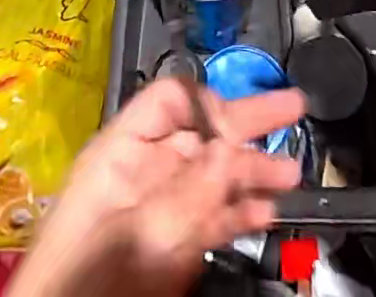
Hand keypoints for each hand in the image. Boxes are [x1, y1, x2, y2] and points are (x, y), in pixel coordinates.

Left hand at [7, 79, 304, 296]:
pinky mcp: (176, 242)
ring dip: (254, 169)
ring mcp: (165, 206)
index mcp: (126, 149)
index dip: (208, 103)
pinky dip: (242, 211)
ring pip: (216, 174)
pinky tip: (267, 210)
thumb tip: (229, 151)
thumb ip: (186, 192)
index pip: (171, 101)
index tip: (241, 120)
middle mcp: (149, 168)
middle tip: (292, 106)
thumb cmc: (83, 274)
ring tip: (291, 171)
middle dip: (247, 120)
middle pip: (203, 131)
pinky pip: (215, 216)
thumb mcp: (137, 228)